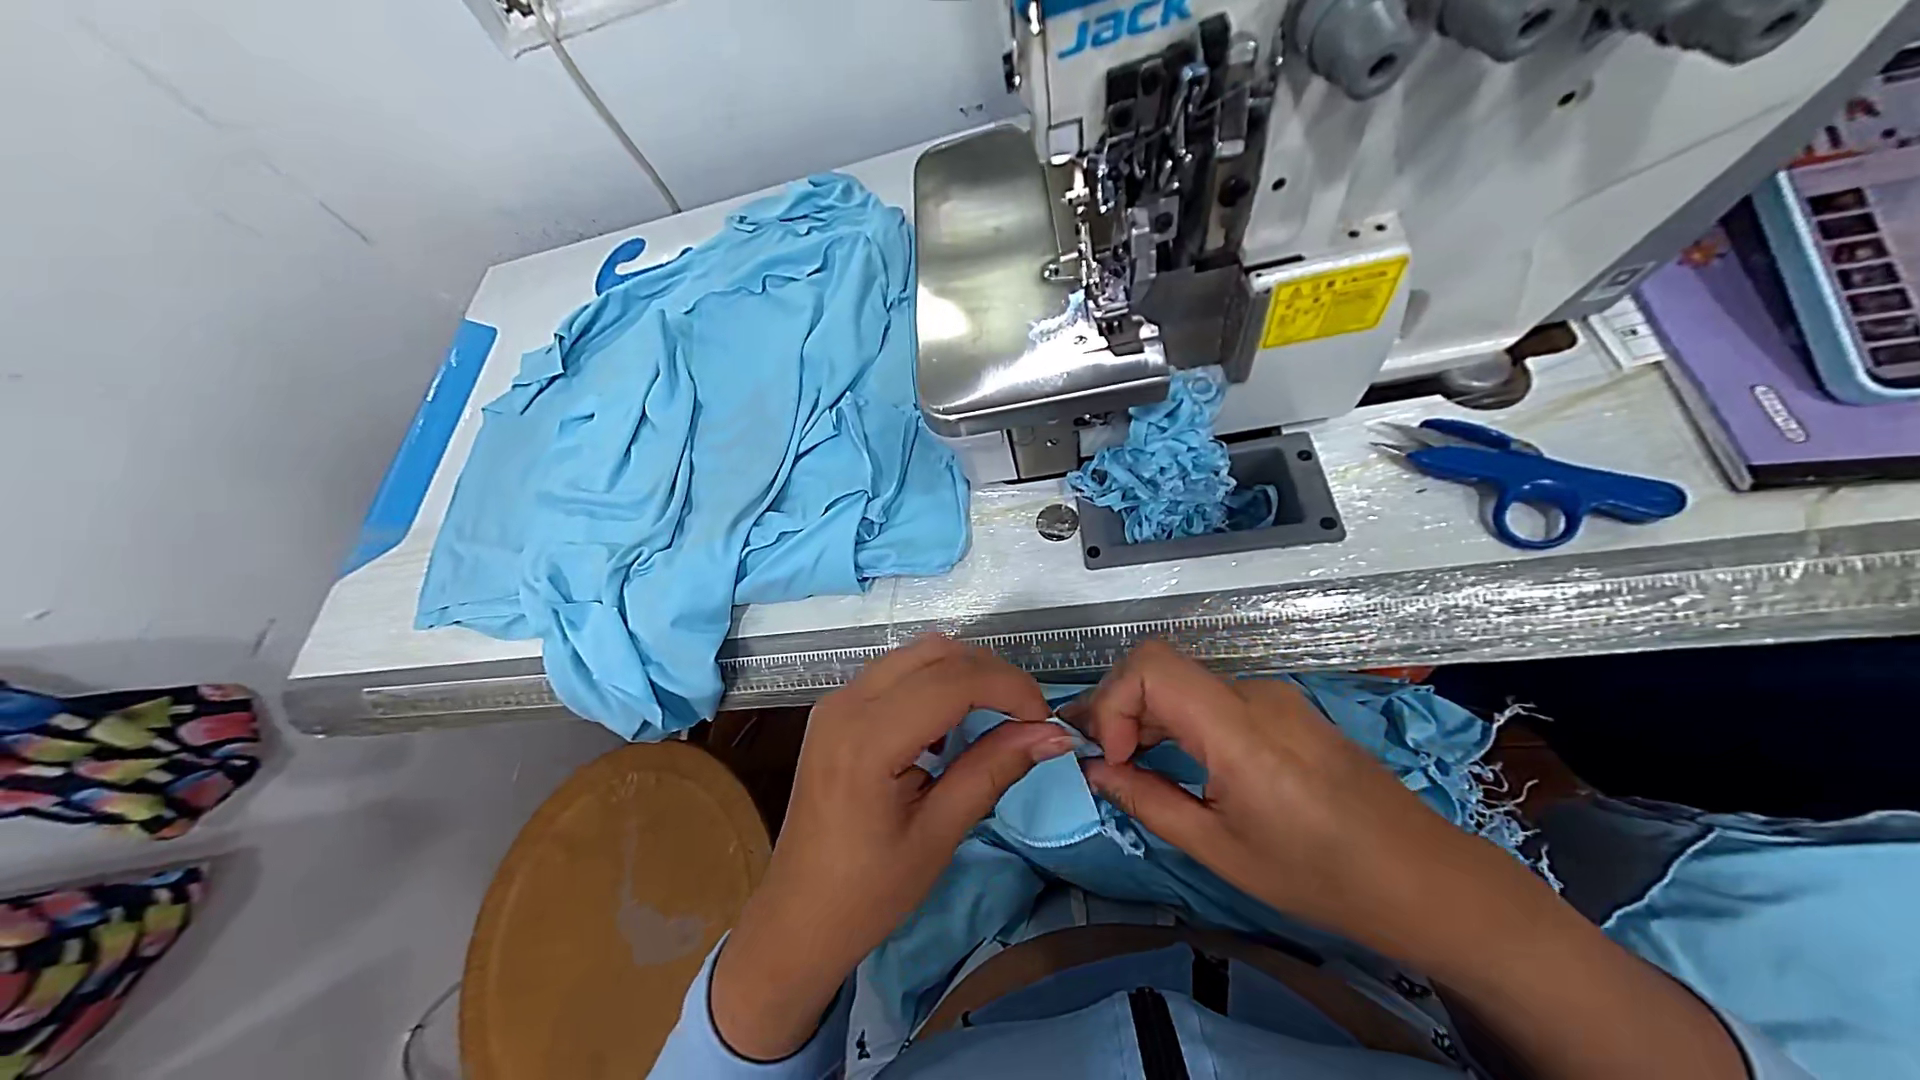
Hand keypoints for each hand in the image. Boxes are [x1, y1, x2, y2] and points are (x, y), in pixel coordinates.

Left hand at [710, 636, 1075, 1060]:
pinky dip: (935, 683)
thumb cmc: (868, 892)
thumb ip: (993, 770)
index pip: (954, 681)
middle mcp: (846, 703)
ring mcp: (836, 702)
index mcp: (868, 739)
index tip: (1044, 721)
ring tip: (995, 720)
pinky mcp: (835, 710)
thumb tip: (1053, 734)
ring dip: (964, 674)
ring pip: (917, 654)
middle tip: (1025, 720)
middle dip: (991, 675)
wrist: (798, 918)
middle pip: (937, 652)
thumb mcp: (939, 834)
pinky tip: (947, 728)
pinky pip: (896, 672)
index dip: (1010, 688)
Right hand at [1073, 642, 1744, 1079]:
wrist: (1428, 881)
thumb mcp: (1221, 852)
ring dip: (1145, 715)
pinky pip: (1211, 697)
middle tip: (1103, 762)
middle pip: (1159, 668)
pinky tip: (1177, 759)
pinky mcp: (1283, 707)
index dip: (1112, 702)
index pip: (1149, 666)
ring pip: (1182, 681)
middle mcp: (1254, 693)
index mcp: (1239, 728)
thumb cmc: (1322, 877)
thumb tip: (1095, 770)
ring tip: (1131, 764)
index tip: (1112, 759)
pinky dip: (1178, 719)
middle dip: (1118, 709)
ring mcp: (1272, 695)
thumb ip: (1147, 801)